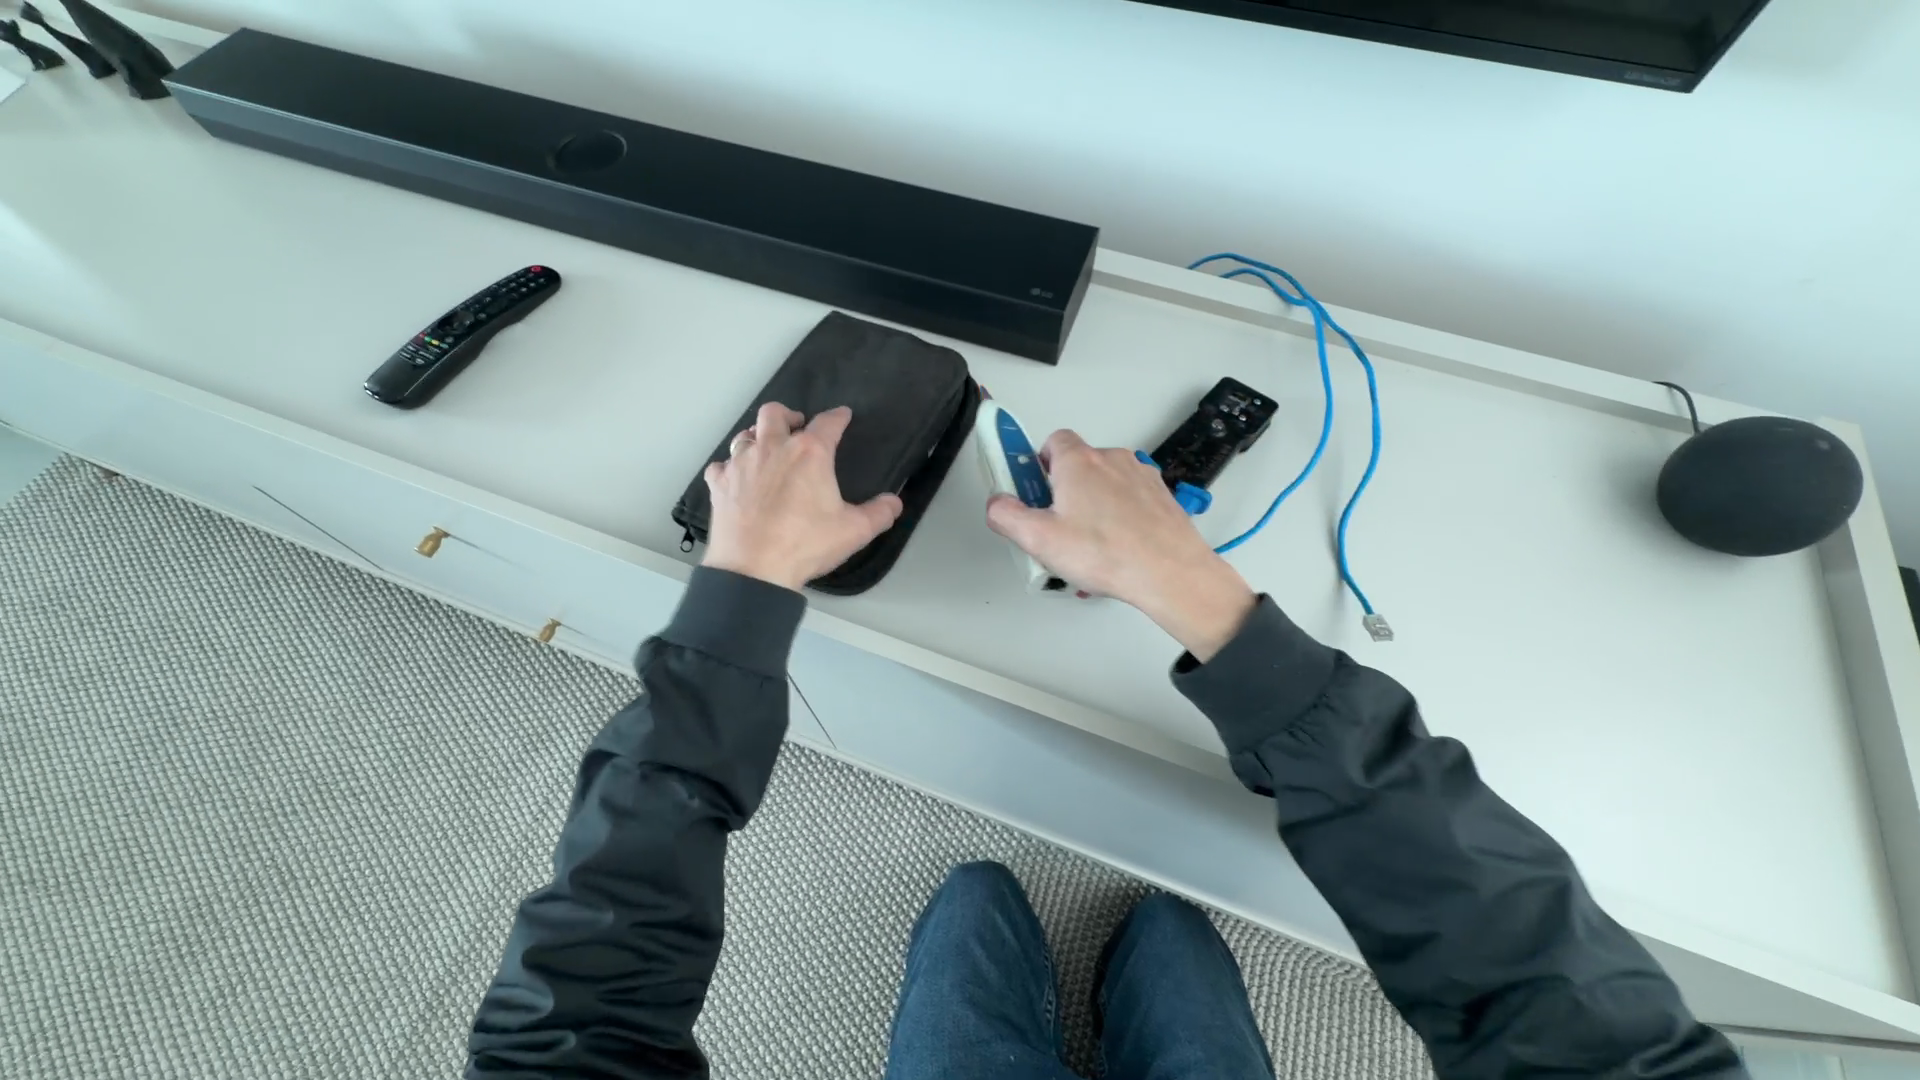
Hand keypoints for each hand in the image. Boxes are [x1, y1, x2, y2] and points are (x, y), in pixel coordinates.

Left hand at [702, 403, 903, 590]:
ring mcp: (741, 464)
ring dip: (758, 436)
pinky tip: (738, 478)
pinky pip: (722, 465)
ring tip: (767, 449)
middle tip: (797, 426)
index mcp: (809, 453)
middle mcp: (772, 448)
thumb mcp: (854, 531)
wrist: (753, 569)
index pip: (828, 423)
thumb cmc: (805, 545)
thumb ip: (879, 513)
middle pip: (775, 413)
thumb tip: (894, 502)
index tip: (842, 416)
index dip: (838, 417)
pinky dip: (731, 467)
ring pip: (745, 434)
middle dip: (788, 415)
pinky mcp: (719, 484)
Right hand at [986, 431, 1255, 660]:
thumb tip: (997, 504)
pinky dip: (1121, 516)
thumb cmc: (1106, 553)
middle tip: (1059, 528)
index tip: (1032, 491)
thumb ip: (1007, 515)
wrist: (1171, 573)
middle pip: (1079, 465)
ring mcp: (1141, 476)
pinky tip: (1118, 548)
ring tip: (1091, 546)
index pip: (1052, 441)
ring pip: (1106, 483)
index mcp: (1078, 461)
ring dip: (1094, 505)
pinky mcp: (1162, 496)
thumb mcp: (1039, 539)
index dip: (1038, 465)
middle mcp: (1112, 459)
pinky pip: (1131, 499)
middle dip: (1065, 491)